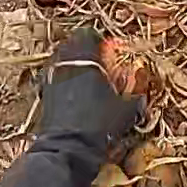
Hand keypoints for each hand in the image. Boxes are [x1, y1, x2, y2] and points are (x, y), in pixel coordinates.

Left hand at [36, 28, 140, 155]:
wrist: (67, 152)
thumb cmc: (99, 123)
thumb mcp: (126, 111)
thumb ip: (135, 99)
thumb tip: (143, 96)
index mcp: (85, 59)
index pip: (87, 34)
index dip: (98, 40)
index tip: (109, 50)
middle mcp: (64, 65)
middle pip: (71, 46)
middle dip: (84, 52)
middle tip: (99, 64)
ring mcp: (50, 80)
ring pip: (61, 63)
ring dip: (73, 67)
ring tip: (87, 80)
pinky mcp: (43, 97)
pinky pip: (54, 80)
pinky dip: (63, 83)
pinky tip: (75, 97)